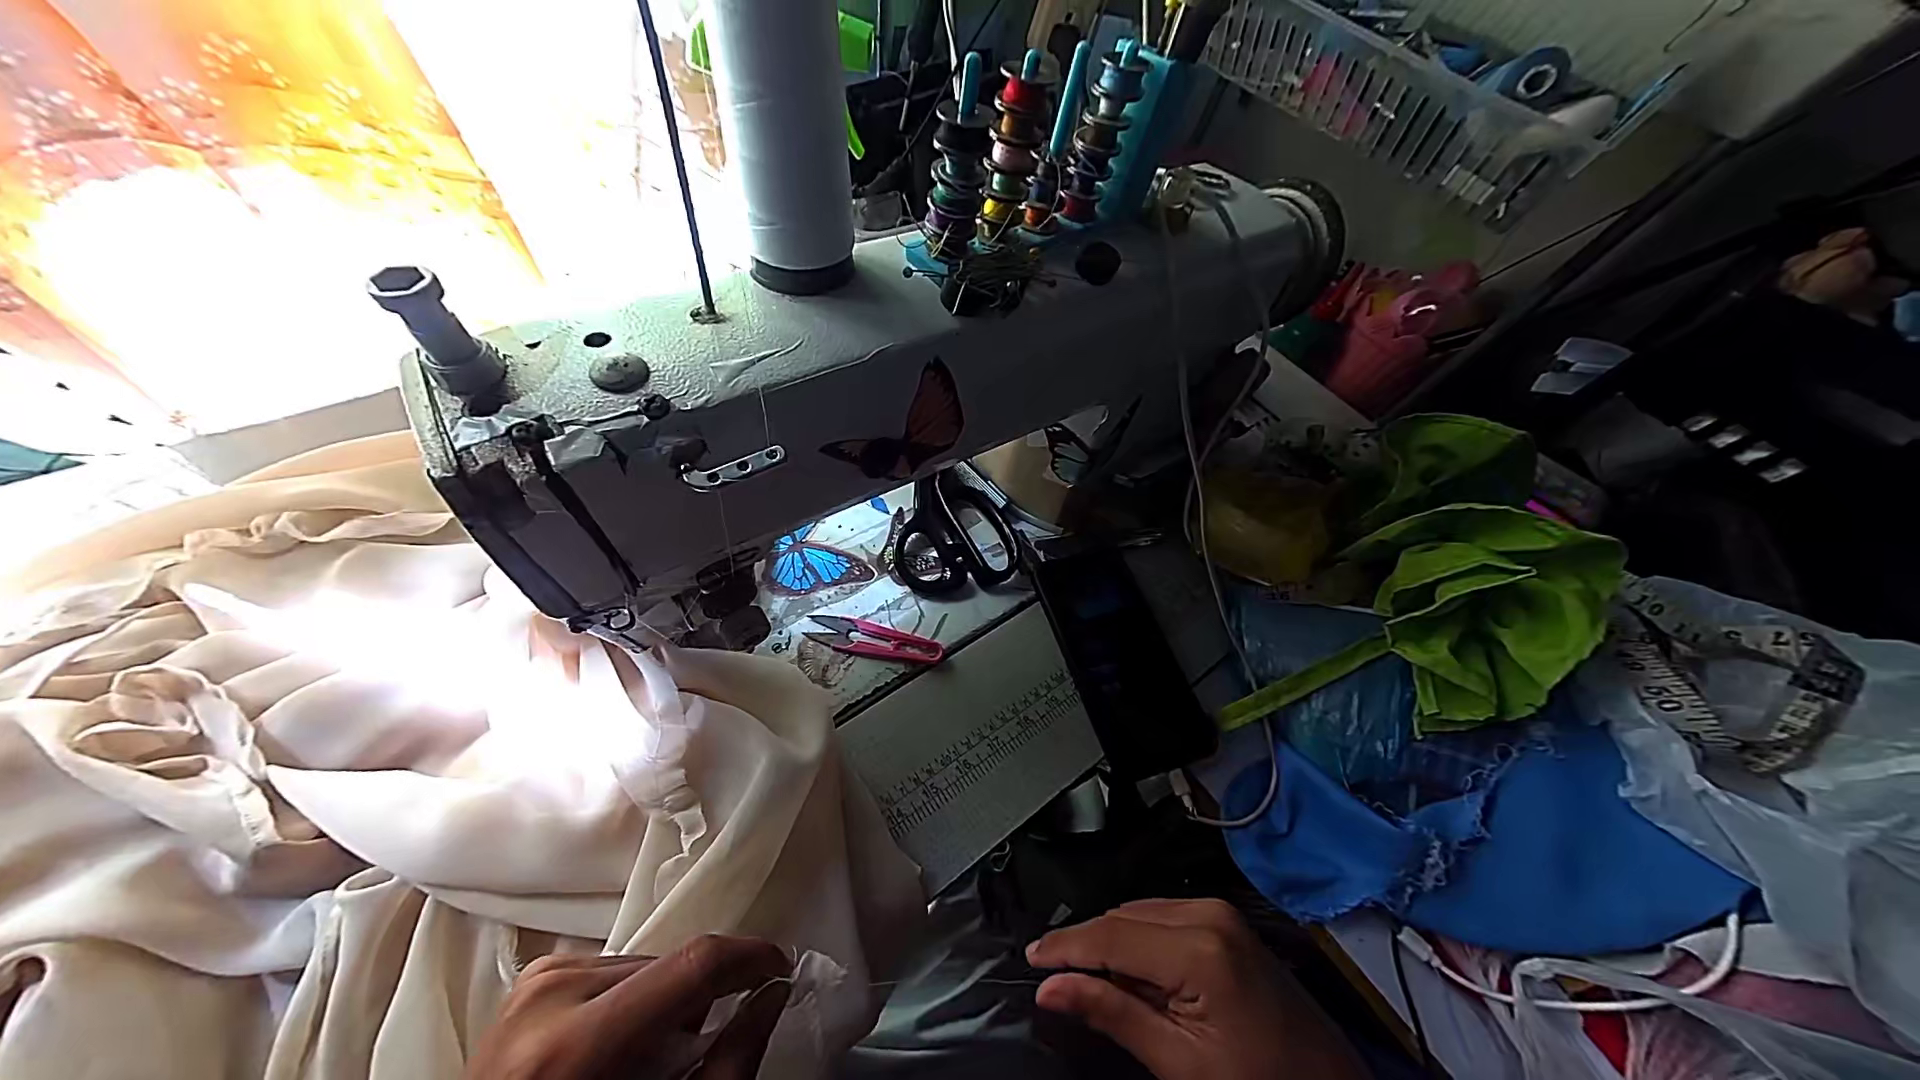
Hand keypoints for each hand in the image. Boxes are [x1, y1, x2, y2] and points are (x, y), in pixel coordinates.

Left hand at [465, 935, 792, 1079]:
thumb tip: (774, 993)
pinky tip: (617, 1043)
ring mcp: (535, 982)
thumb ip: (729, 1064)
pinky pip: (615, 967)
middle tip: (694, 1050)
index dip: (749, 958)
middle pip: (671, 964)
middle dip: (700, 998)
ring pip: (647, 963)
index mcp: (575, 1048)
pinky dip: (633, 997)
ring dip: (665, 999)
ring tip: (645, 1057)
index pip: (690, 965)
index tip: (780, 967)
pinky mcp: (533, 978)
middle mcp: (550, 998)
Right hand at [1028, 899, 1366, 1079]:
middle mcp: (1209, 914)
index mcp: (1200, 948)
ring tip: (1104, 988)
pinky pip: (1161, 917)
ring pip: (1137, 913)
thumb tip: (1053, 987)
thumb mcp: (1180, 1062)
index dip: (1065, 946)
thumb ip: (1112, 1013)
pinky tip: (1139, 977)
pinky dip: (1139, 941)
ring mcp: (1219, 912)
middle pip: (1121, 918)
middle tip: (1064, 985)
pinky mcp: (1224, 919)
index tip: (1032, 958)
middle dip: (1089, 948)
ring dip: (1113, 945)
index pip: (1110, 935)